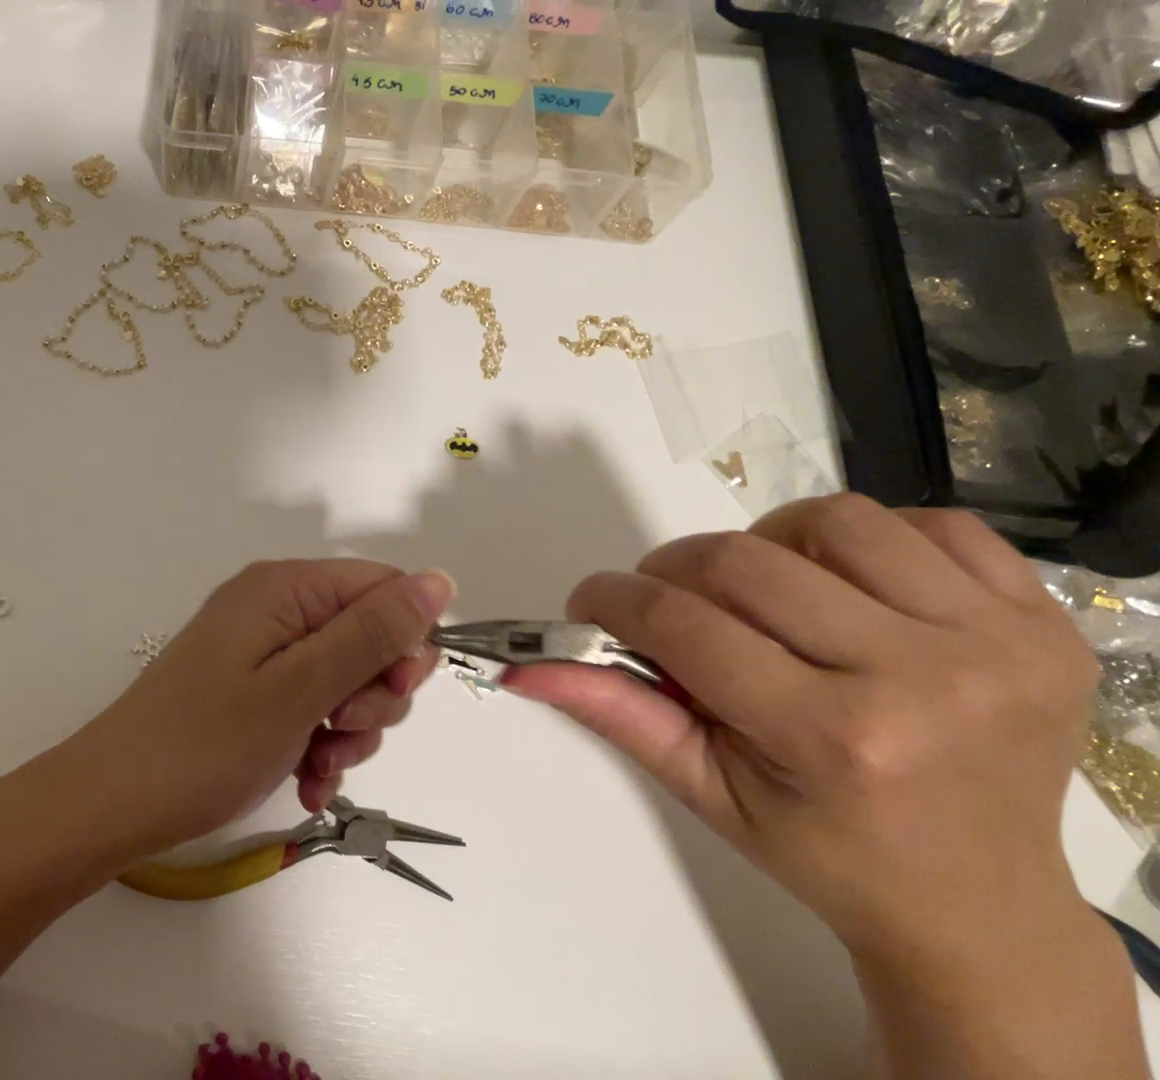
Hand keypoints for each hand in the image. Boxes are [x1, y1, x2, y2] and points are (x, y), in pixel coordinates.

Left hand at [64, 559, 452, 855]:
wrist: (115, 803)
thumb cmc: (208, 743)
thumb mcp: (302, 688)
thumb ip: (372, 634)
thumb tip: (438, 582)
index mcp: (284, 590)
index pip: (383, 589)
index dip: (404, 640)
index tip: (395, 691)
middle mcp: (275, 613)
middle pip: (369, 639)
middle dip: (374, 695)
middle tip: (341, 729)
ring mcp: (261, 658)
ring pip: (347, 685)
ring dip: (349, 733)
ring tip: (316, 766)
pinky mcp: (252, 697)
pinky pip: (313, 712)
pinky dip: (320, 748)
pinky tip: (307, 786)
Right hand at [502, 495, 1098, 962]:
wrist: (975, 897)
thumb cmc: (822, 852)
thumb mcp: (704, 791)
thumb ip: (617, 715)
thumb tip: (526, 667)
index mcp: (832, 737)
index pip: (684, 625)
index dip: (615, 600)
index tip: (589, 604)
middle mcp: (923, 676)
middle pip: (745, 561)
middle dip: (671, 570)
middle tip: (659, 603)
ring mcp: (998, 640)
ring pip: (834, 522)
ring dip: (765, 544)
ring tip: (754, 592)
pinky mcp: (1047, 619)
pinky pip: (933, 524)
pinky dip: (864, 541)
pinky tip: (840, 588)